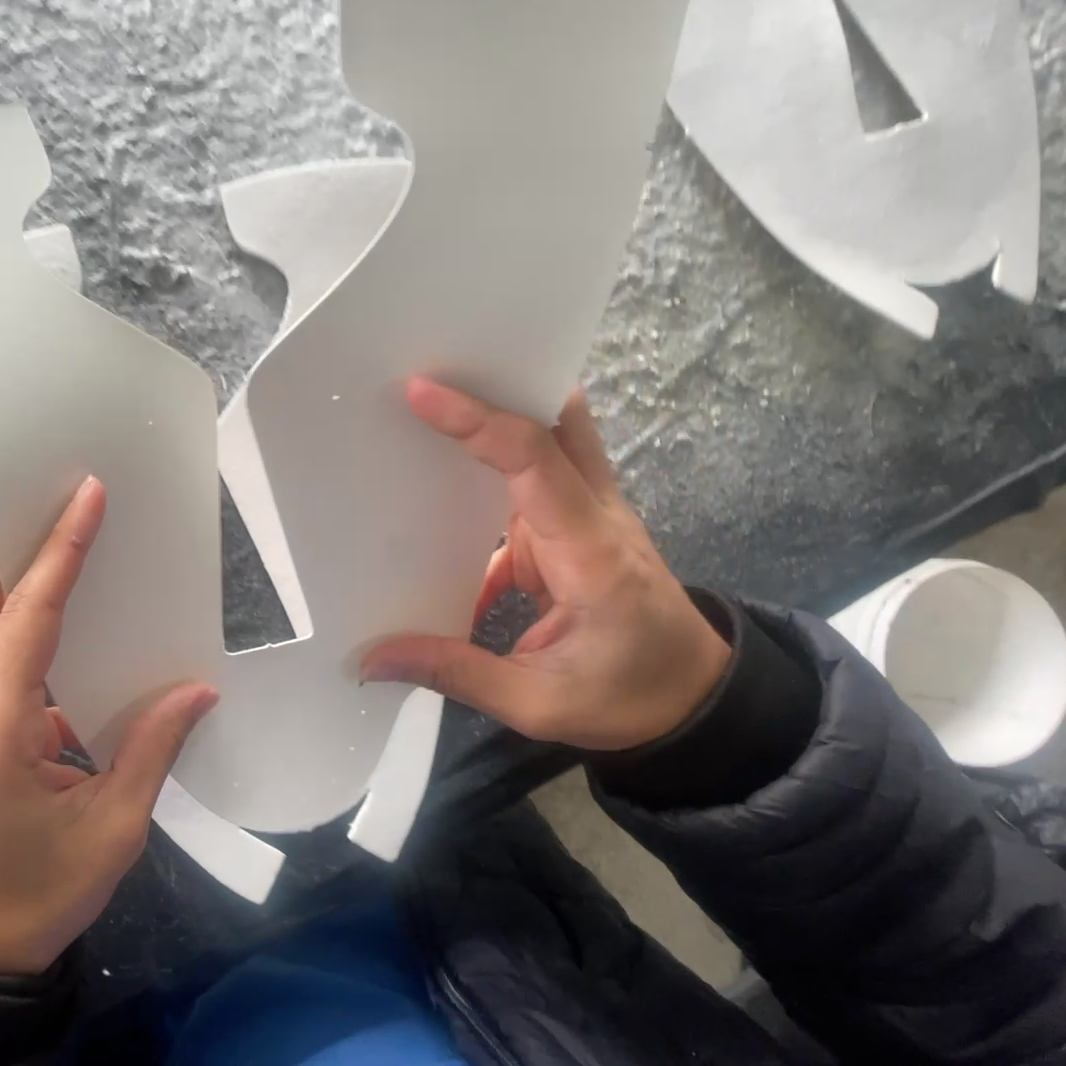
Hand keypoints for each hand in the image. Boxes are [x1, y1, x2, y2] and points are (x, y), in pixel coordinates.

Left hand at [0, 477, 218, 974]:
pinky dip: (14, 614)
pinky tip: (61, 611)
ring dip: (6, 569)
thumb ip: (151, 750)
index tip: (87, 495)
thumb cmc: (37, 898)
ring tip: (58, 535)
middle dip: (7, 536)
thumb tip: (198, 689)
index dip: (61, 551)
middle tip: (55, 497)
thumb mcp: (111, 832)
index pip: (28, 617)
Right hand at [361, 377, 729, 751]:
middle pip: (560, 421)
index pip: (535, 462)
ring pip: (550, 440)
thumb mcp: (538, 703)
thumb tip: (370, 658)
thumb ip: (454, 672)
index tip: (420, 391)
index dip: (478, 421)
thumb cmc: (628, 699)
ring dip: (498, 416)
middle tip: (438, 362)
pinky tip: (439, 492)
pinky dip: (488, 471)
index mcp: (591, 553)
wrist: (696, 701)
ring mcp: (588, 517)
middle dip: (503, 384)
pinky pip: (528, 483)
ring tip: (428, 404)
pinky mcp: (573, 528)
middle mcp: (594, 516)